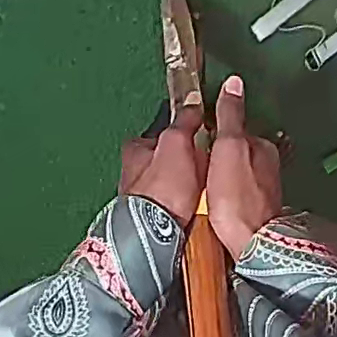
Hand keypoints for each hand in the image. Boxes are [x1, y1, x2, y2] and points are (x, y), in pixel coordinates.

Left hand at [120, 101, 204, 220]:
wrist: (154, 233)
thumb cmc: (159, 190)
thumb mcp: (177, 143)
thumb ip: (184, 122)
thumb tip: (191, 103)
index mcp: (135, 150)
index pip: (160, 132)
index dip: (182, 132)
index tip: (198, 134)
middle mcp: (133, 174)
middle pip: (165, 160)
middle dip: (185, 162)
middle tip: (203, 166)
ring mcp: (141, 198)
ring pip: (169, 185)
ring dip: (186, 187)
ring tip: (202, 190)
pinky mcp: (151, 219)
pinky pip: (173, 206)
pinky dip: (184, 206)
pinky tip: (194, 209)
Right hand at [205, 76, 281, 256]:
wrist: (250, 244)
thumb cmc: (238, 201)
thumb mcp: (229, 148)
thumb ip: (230, 116)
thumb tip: (234, 84)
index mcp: (262, 147)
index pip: (235, 127)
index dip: (214, 129)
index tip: (197, 133)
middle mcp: (267, 166)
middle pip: (236, 150)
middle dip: (217, 153)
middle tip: (196, 161)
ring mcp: (262, 189)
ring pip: (236, 172)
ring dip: (220, 175)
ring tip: (202, 182)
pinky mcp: (254, 210)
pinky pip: (235, 193)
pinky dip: (225, 193)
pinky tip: (215, 201)